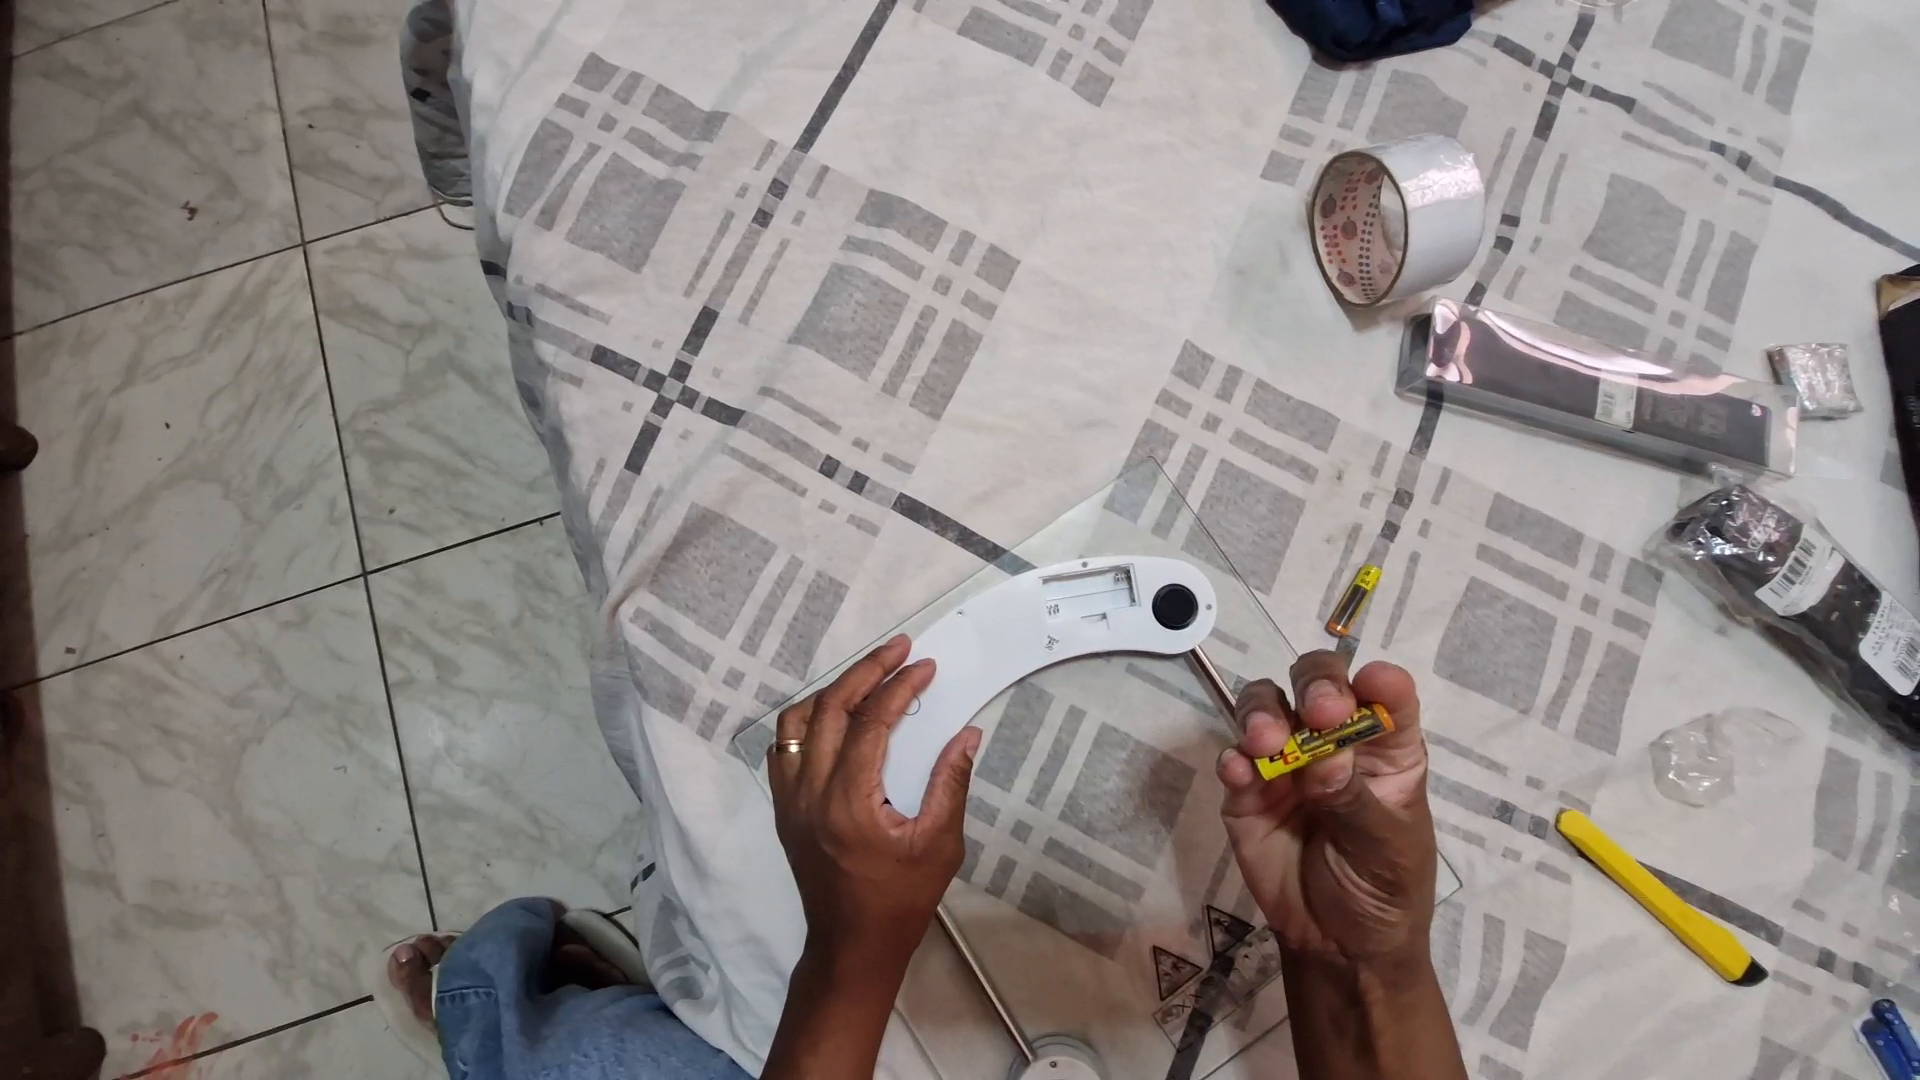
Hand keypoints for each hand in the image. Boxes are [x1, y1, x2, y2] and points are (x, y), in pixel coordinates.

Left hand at [768, 634, 981, 972]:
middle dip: (866, 670)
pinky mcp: (784, 806)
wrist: (851, 947)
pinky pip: (785, 746)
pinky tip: (837, 716)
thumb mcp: (940, 844)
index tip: (925, 666)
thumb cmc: (901, 900)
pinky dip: (810, 719)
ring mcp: (789, 798)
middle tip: (899, 648)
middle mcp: (810, 791)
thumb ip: (952, 783)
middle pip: (830, 707)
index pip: (871, 722)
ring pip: (797, 721)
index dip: (899, 687)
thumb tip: (968, 733)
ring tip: (869, 677)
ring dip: (833, 690)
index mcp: (849, 800)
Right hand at [1216, 651, 1436, 963]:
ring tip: (1265, 743)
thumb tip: (1327, 758)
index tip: (1370, 686)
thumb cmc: (1384, 888)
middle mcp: (1331, 739)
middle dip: (1314, 684)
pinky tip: (1240, 776)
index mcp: (1383, 749)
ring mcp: (1284, 760)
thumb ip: (1357, 802)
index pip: (1385, 696)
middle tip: (1317, 711)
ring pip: (1264, 706)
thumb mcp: (1389, 851)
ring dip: (1263, 713)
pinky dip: (1233, 759)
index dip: (1378, 682)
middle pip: (1315, 682)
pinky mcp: (1246, 788)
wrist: (1337, 944)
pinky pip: (1232, 758)